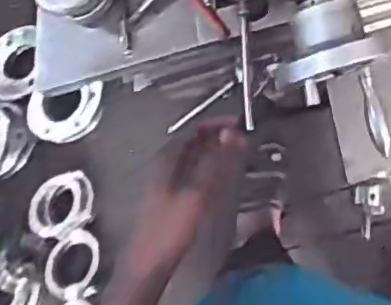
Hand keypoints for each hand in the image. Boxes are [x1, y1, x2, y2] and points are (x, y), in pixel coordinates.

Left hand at [120, 121, 244, 276]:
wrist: (148, 266)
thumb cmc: (170, 227)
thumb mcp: (196, 192)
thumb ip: (214, 160)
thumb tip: (230, 132)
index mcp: (167, 156)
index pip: (195, 126)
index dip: (217, 123)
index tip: (239, 125)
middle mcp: (165, 161)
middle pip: (194, 139)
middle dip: (219, 137)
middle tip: (242, 141)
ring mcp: (166, 177)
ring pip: (194, 155)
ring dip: (215, 151)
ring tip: (235, 153)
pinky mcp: (170, 193)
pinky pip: (192, 169)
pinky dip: (208, 165)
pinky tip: (219, 174)